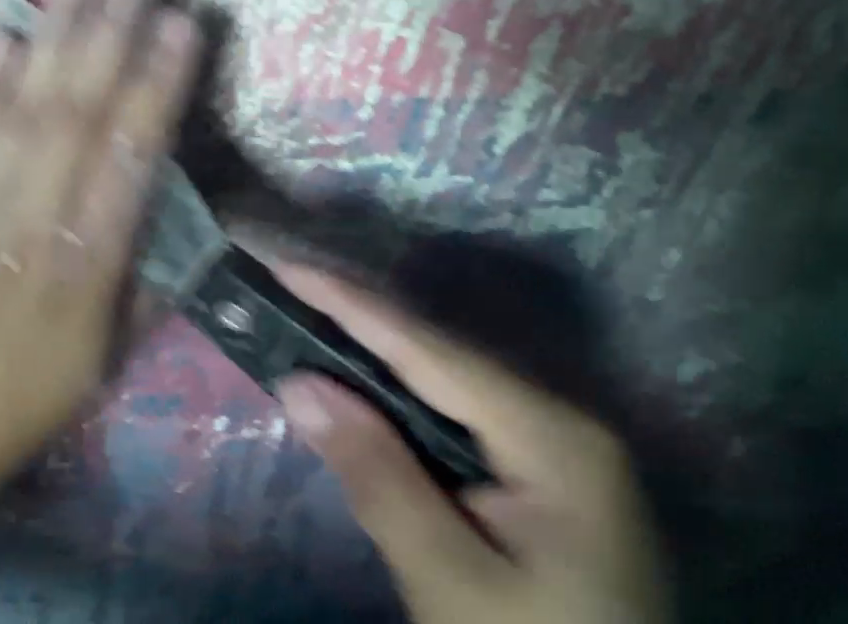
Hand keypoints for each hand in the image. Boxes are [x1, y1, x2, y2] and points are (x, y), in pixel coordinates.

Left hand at [0, 0, 198, 501]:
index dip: (158, 85)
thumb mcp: (105, 360)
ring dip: (53, 32)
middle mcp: (32, 218)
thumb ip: (142, 282)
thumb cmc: (23, 399)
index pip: (129, 158)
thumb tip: (172, 212)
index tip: (184, 20)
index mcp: (84, 265)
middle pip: (77, 109)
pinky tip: (4, 30)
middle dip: (112, 27)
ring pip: (22, 103)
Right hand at [265, 260, 671, 623]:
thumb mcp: (450, 580)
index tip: (287, 266)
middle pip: (442, 354)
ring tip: (309, 317)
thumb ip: (377, 475)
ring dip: (376, 352)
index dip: (351, 304)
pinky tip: (362, 383)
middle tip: (287, 287)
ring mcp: (558, 446)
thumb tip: (300, 384)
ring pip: (450, 380)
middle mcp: (561, 420)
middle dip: (360, 318)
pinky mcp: (545, 474)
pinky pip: (461, 413)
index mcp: (553, 434)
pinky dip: (402, 395)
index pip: (430, 349)